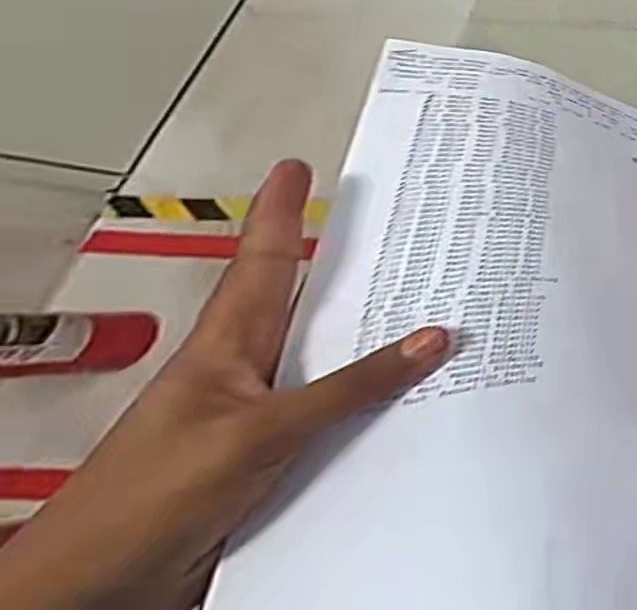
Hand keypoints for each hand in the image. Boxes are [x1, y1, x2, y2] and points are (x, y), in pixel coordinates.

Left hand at [0, 160, 450, 609]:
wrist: (97, 593)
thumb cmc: (148, 498)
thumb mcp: (257, 434)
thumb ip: (350, 387)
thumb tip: (433, 337)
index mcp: (228, 347)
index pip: (262, 263)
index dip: (277, 213)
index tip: (294, 169)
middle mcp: (252, 368)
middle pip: (313, 300)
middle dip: (354, 261)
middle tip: (404, 224)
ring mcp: (267, 409)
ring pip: (340, 353)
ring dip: (385, 330)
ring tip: (440, 299)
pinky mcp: (283, 448)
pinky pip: (350, 404)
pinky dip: (387, 388)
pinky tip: (423, 386)